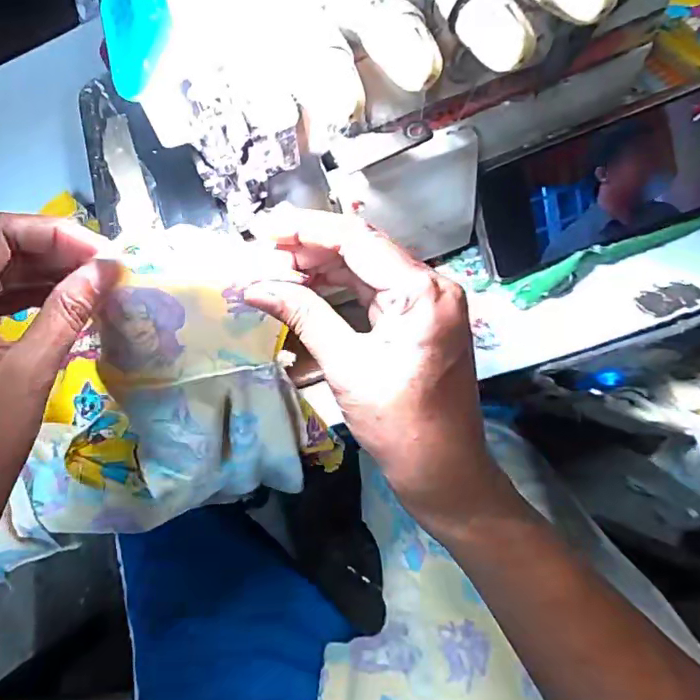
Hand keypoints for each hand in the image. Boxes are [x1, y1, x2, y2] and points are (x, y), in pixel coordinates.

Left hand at [0, 213, 106, 601]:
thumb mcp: (30, 373)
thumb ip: (68, 309)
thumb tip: (106, 267)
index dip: (54, 234)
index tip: (101, 254)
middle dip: (48, 254)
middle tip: (102, 270)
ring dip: (35, 277)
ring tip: (88, 286)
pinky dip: (16, 303)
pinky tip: (56, 308)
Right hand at [242, 209, 523, 537]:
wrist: (444, 471)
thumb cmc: (400, 424)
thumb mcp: (345, 365)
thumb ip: (302, 315)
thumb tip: (254, 286)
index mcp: (422, 291)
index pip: (357, 239)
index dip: (306, 229)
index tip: (264, 229)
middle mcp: (431, 285)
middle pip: (361, 248)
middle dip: (308, 247)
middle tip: (260, 251)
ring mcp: (428, 301)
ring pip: (364, 267)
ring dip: (319, 266)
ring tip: (274, 268)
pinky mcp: (418, 319)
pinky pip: (372, 290)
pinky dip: (337, 287)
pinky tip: (304, 287)